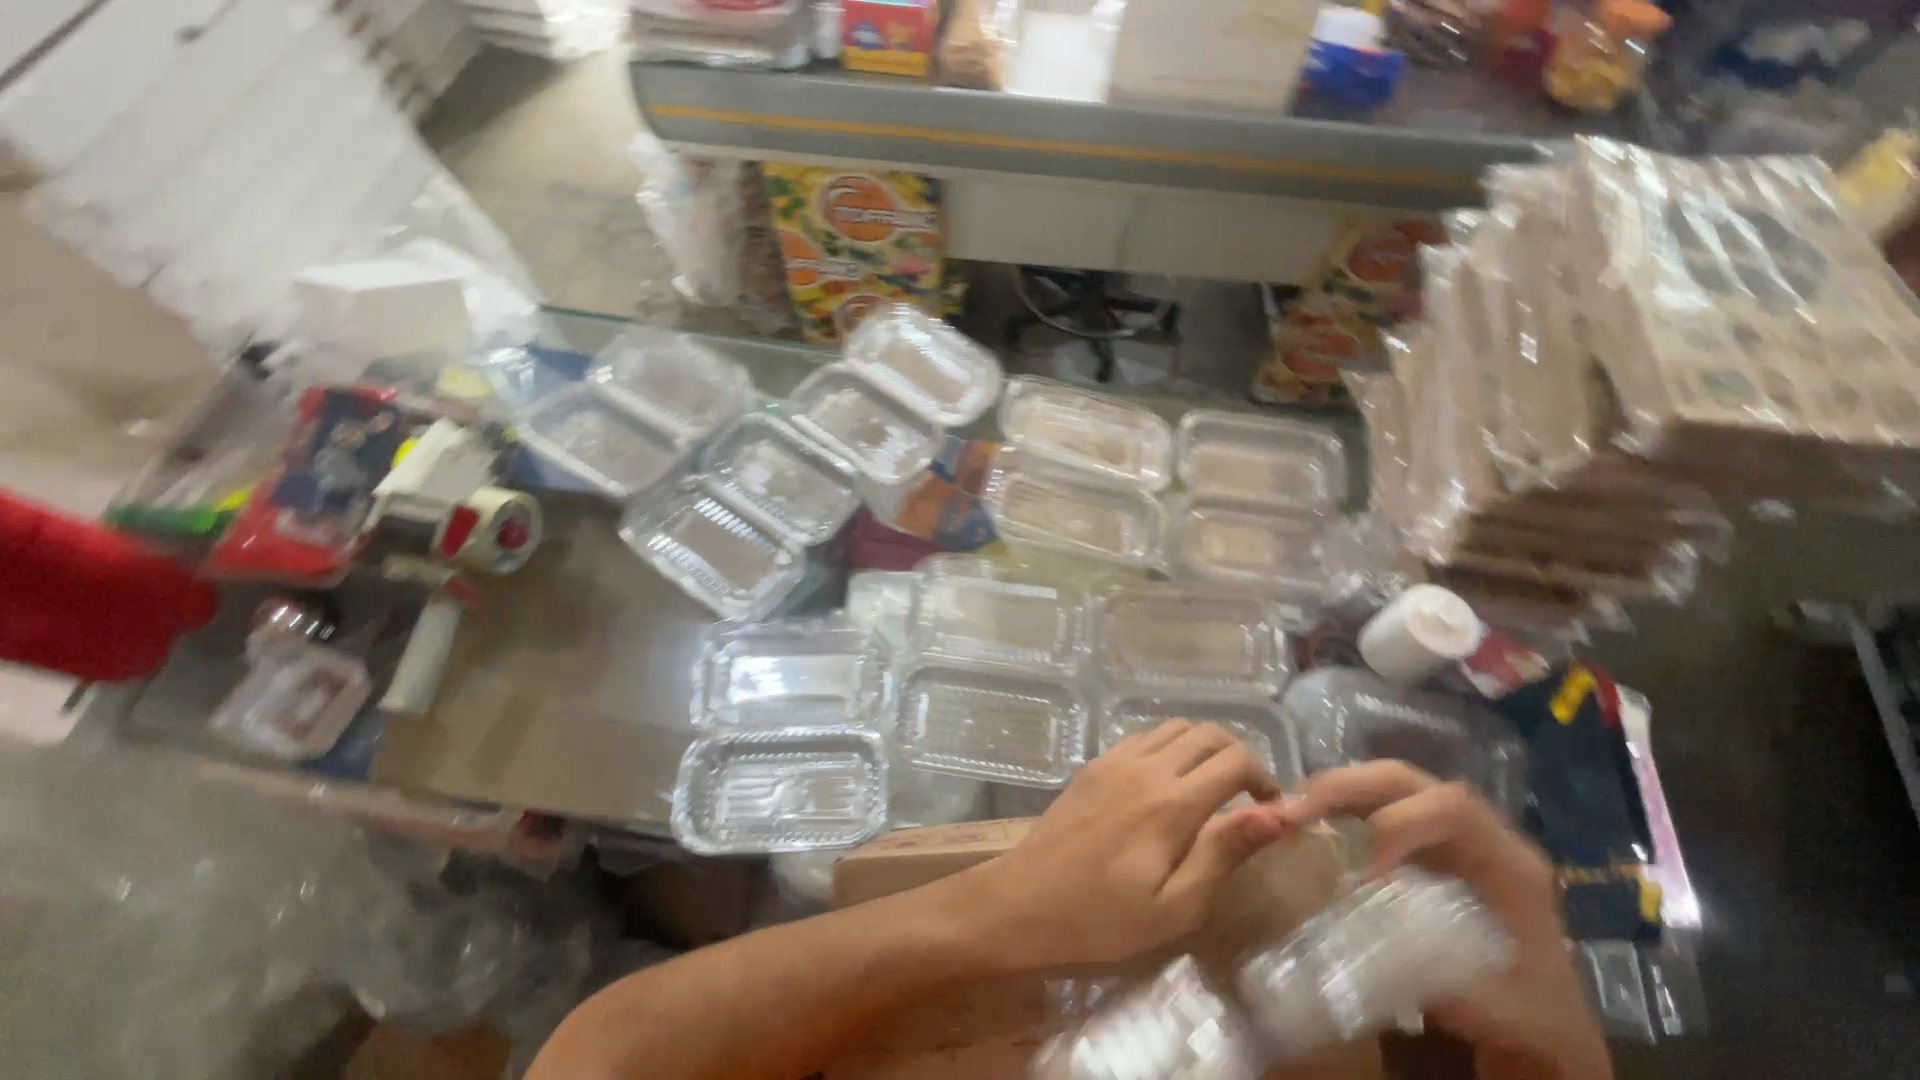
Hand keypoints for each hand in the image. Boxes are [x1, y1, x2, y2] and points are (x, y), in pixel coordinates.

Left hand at [955, 721, 1289, 970]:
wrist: (1020, 904)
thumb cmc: (1101, 920)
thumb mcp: (1174, 907)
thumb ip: (1224, 853)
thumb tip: (1278, 815)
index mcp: (1171, 803)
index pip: (1235, 760)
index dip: (1265, 778)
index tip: (1271, 811)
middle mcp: (1144, 767)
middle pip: (1207, 733)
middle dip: (1238, 756)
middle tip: (1245, 798)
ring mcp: (1113, 761)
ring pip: (1174, 727)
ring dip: (1202, 748)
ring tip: (1210, 790)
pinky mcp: (1092, 766)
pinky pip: (1142, 737)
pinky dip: (1168, 747)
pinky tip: (1166, 786)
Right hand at [1277, 761, 1612, 1079]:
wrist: (1541, 1021)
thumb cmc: (1523, 1011)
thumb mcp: (1490, 1002)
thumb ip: (1435, 969)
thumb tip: (1360, 936)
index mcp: (1508, 861)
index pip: (1452, 809)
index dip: (1400, 825)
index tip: (1366, 873)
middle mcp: (1477, 833)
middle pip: (1408, 781)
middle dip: (1347, 787)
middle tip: (1293, 810)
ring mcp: (1445, 834)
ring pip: (1386, 785)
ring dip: (1334, 791)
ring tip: (1288, 811)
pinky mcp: (1421, 843)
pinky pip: (1376, 806)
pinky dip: (1337, 807)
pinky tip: (1306, 822)